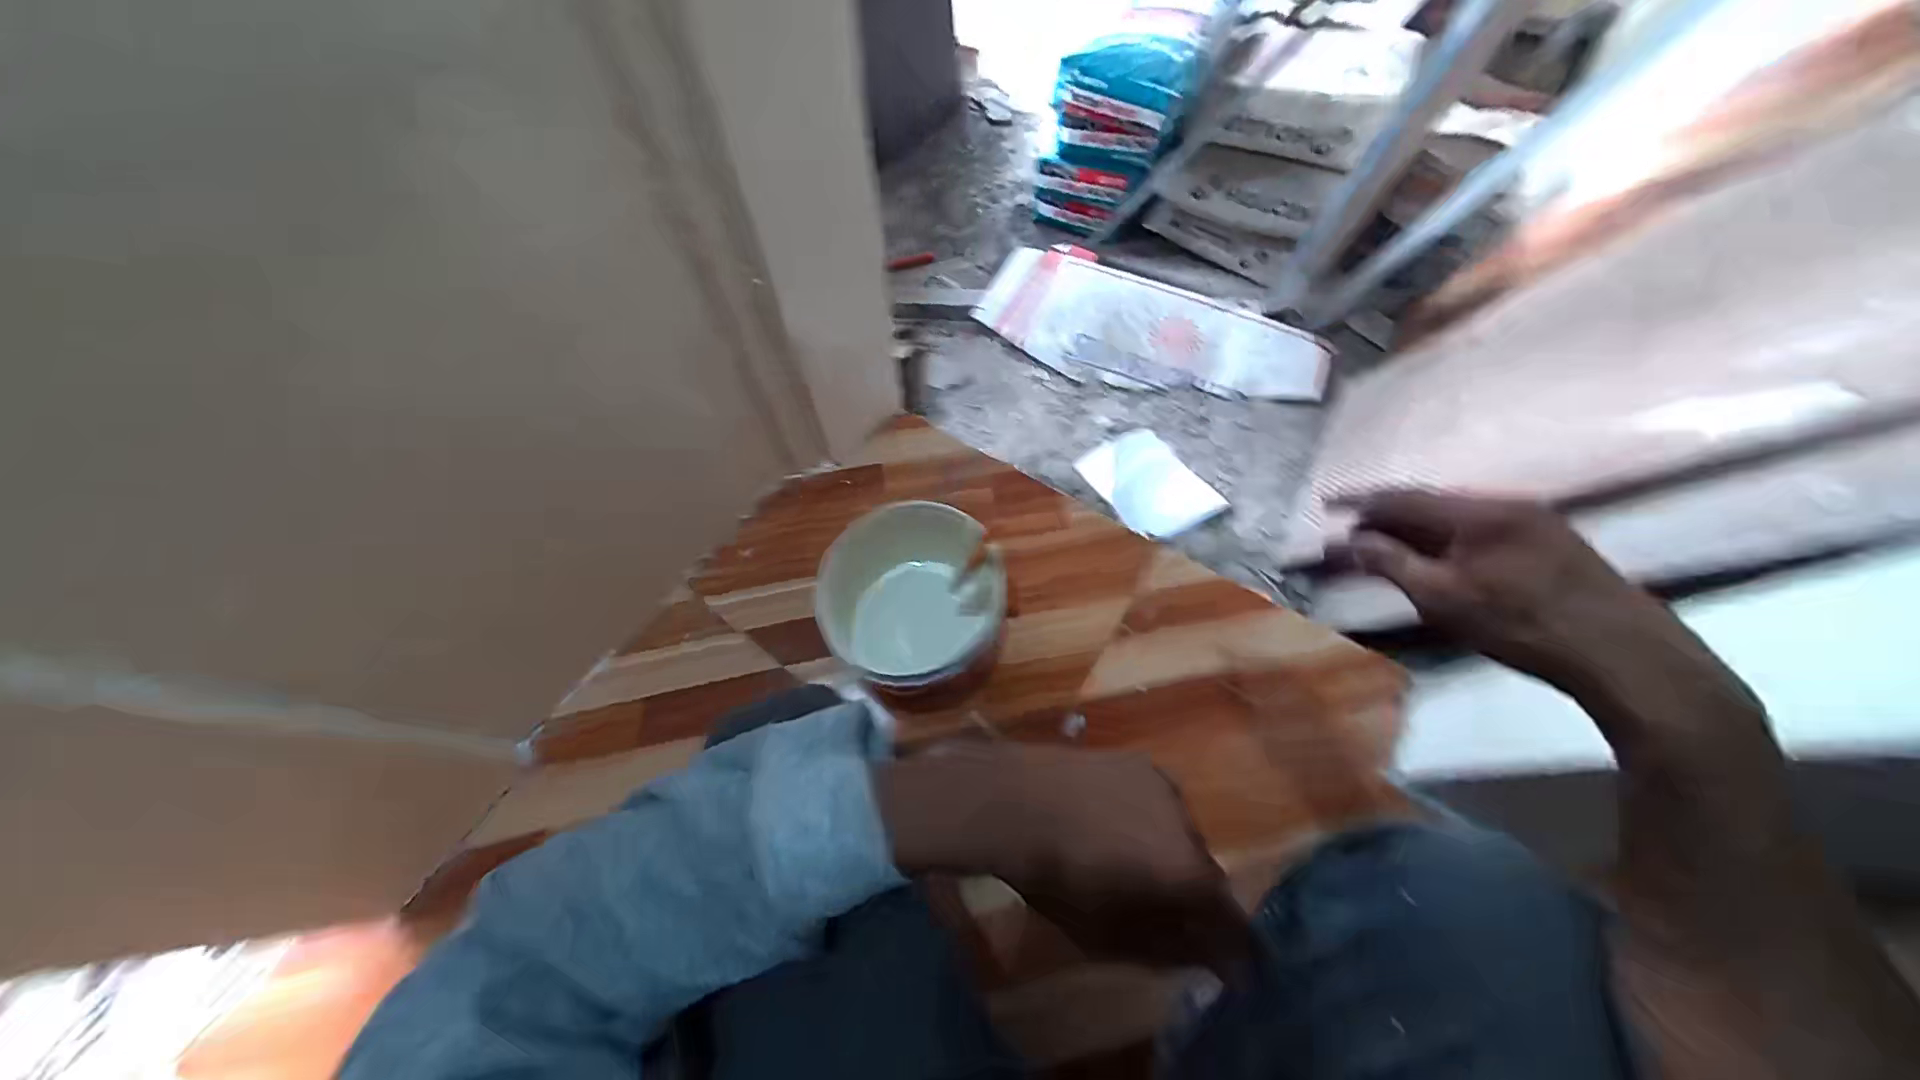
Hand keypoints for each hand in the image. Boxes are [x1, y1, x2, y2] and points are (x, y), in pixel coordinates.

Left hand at [876, 742, 1248, 971]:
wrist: (1010, 798)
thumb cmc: (1054, 875)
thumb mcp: (1108, 932)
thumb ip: (1167, 947)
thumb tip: (1207, 956)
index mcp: (1186, 870)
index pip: (1232, 918)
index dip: (1234, 946)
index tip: (1229, 965)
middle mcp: (1188, 820)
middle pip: (1203, 869)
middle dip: (1191, 895)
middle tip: (1163, 910)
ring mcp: (1162, 784)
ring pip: (1179, 830)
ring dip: (1166, 851)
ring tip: (1125, 860)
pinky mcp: (1136, 760)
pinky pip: (1155, 801)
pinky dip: (1146, 818)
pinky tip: (1110, 822)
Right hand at [1340, 491, 1701, 694]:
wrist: (1626, 656)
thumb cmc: (1522, 625)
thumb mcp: (1442, 597)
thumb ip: (1390, 563)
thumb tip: (1346, 540)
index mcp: (1479, 512)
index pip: (1403, 497)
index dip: (1359, 501)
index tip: (1325, 504)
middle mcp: (1507, 505)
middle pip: (1430, 504)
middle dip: (1385, 518)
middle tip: (1351, 536)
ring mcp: (1535, 522)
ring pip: (1456, 518)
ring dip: (1415, 530)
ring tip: (1386, 548)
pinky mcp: (1552, 544)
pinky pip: (1480, 530)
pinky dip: (1446, 540)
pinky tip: (1436, 557)